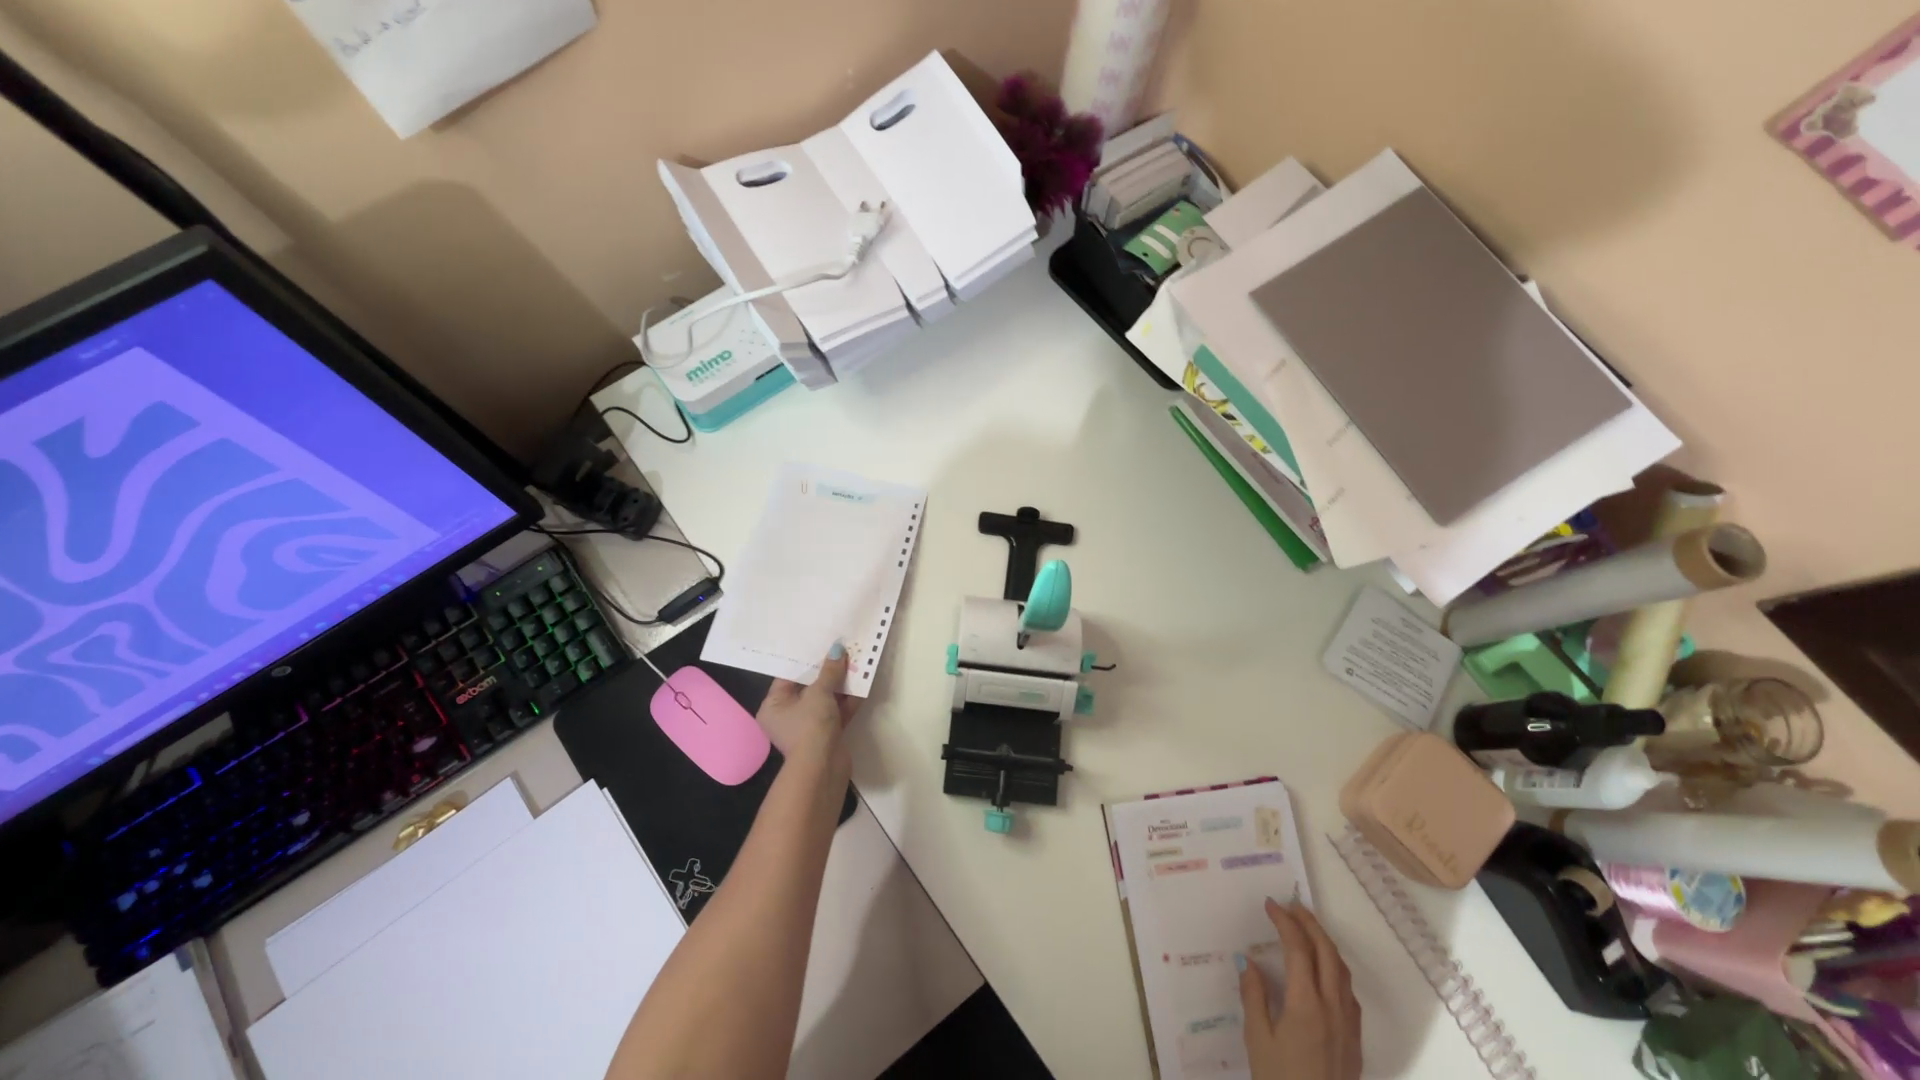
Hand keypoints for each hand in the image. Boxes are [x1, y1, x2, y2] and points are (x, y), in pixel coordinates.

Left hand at [757, 643, 859, 779]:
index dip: (805, 660)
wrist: (824, 767)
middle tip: (841, 650)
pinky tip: (862, 682)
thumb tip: (837, 650)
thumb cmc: (810, 726)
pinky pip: (837, 712)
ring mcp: (809, 727)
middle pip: (809, 687)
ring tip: (855, 661)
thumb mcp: (819, 693)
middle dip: (827, 671)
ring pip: (826, 700)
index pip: (788, 677)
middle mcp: (788, 716)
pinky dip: (848, 700)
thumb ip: (829, 671)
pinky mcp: (827, 735)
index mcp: (774, 706)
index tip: (820, 644)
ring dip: (841, 684)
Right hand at [1240, 898, 1361, 1079]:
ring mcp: (1348, 1023)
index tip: (1271, 905)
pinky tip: (1322, 972)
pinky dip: (1335, 969)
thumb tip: (1250, 962)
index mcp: (1306, 1005)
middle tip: (1291, 906)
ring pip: (1342, 970)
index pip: (1298, 950)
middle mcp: (1333, 1007)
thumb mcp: (1257, 1040)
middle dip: (1309, 923)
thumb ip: (1254, 997)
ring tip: (1307, 930)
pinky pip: (1348, 991)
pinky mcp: (1355, 1038)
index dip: (1285, 923)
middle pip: (1327, 952)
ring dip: (1325, 943)